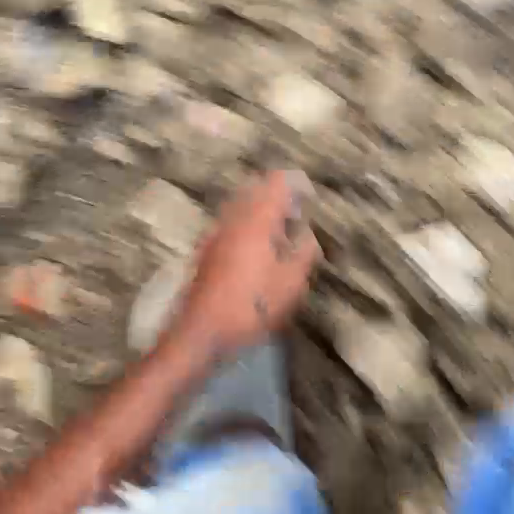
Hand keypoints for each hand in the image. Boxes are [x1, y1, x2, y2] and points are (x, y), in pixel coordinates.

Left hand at [173, 168, 322, 356]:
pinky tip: (254, 244)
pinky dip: (245, 221)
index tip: (310, 196)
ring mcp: (216, 231)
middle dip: (277, 193)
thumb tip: (308, 234)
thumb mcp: (291, 284)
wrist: (203, 329)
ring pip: (240, 204)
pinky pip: (229, 220)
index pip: (276, 183)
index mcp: (257, 220)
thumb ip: (303, 252)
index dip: (295, 184)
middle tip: (296, 210)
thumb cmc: (252, 306)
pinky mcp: (206, 247)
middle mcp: (233, 218)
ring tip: (279, 226)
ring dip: (260, 207)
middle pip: (255, 188)